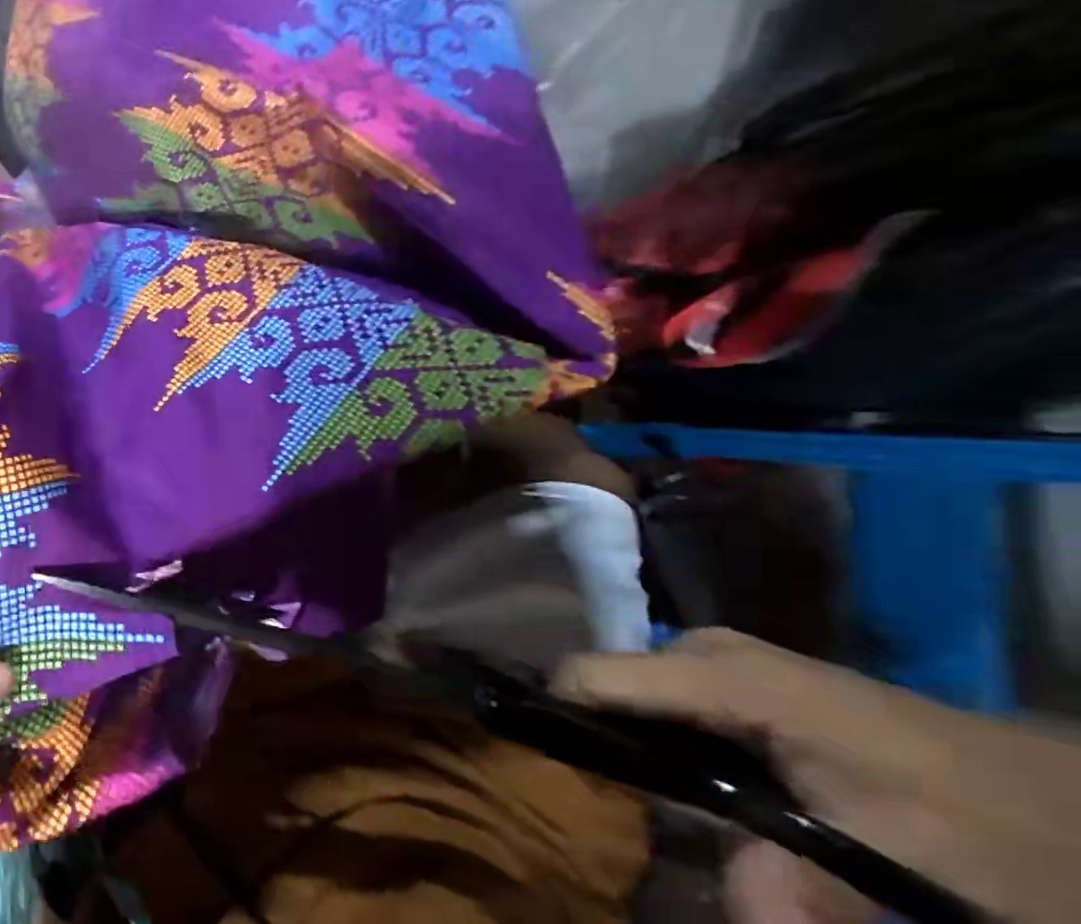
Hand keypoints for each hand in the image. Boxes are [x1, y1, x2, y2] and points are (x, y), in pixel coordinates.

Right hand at [554, 628, 1080, 923]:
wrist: (1070, 803)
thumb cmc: (983, 827)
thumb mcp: (899, 871)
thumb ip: (799, 890)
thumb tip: (728, 906)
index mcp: (728, 677)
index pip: (593, 677)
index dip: (552, 715)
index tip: (523, 759)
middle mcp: (707, 651)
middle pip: (605, 683)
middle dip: (584, 734)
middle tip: (577, 794)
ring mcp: (725, 660)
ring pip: (632, 690)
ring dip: (618, 739)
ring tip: (611, 790)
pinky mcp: (741, 678)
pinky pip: (665, 698)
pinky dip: (652, 737)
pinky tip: (669, 781)